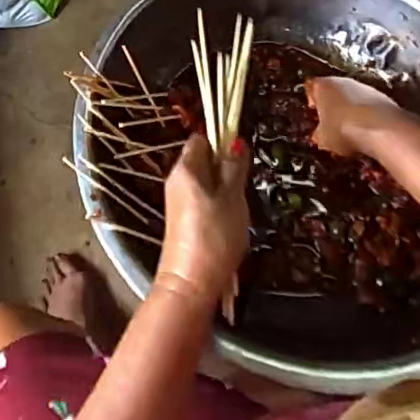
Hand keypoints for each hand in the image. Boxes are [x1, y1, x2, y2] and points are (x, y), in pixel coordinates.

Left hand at [155, 134, 249, 301]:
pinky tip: (229, 221)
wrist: (191, 280)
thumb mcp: (232, 198)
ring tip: (239, 205)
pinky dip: (216, 202)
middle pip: (201, 160)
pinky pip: (201, 198)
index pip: (200, 139)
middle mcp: (175, 178)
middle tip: (244, 184)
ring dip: (223, 187)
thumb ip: (234, 168)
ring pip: (203, 180)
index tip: (242, 156)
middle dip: (224, 167)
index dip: (221, 141)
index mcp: (185, 168)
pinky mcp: (181, 217)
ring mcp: (176, 198)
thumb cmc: (214, 235)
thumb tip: (235, 140)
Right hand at [304, 76, 408, 155]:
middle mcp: (343, 81)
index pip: (311, 89)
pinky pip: (371, 107)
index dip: (312, 102)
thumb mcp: (324, 138)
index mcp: (322, 86)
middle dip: (333, 106)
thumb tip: (319, 136)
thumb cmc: (343, 130)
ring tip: (354, 131)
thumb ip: (319, 134)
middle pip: (334, 92)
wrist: (385, 131)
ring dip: (353, 111)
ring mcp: (366, 88)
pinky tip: (371, 132)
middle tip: (333, 124)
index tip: (315, 116)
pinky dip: (370, 117)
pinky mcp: (385, 98)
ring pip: (354, 98)